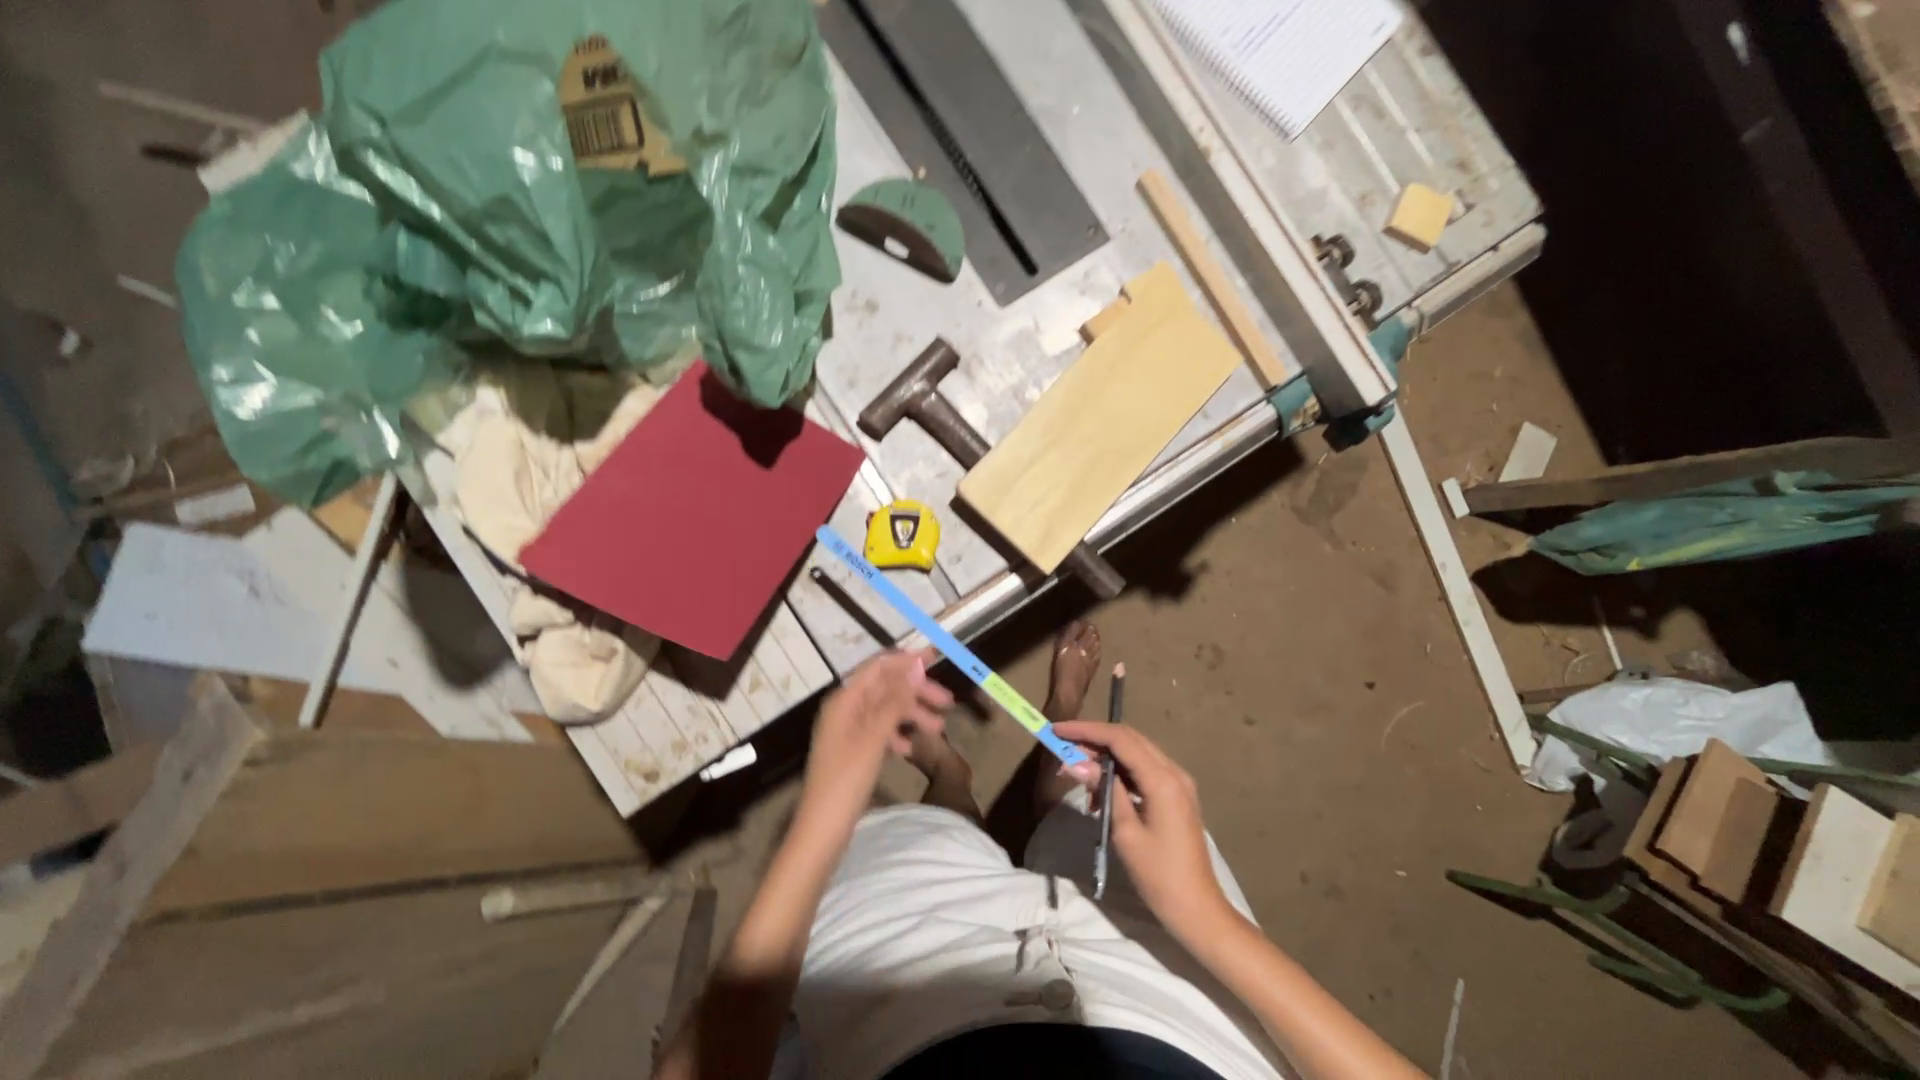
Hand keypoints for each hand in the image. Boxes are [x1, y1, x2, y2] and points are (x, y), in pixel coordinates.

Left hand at [801, 649, 953, 824]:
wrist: (822, 827)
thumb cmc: (847, 779)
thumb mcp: (874, 737)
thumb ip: (895, 700)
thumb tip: (915, 666)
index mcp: (845, 700)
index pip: (879, 667)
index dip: (907, 660)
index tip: (938, 658)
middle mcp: (844, 709)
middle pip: (885, 688)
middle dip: (916, 691)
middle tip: (948, 703)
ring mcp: (847, 731)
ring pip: (885, 711)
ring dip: (911, 715)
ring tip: (939, 730)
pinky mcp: (853, 751)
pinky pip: (879, 731)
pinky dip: (897, 735)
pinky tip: (910, 750)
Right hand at [1051, 721, 1235, 941]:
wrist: (1196, 907)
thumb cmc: (1158, 874)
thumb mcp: (1125, 832)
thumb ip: (1104, 791)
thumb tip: (1077, 763)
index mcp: (1163, 780)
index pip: (1121, 739)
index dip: (1087, 731)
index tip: (1057, 730)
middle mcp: (1174, 772)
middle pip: (1130, 740)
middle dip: (1094, 739)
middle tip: (1062, 748)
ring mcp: (1179, 783)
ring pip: (1137, 753)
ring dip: (1106, 756)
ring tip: (1077, 771)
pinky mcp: (1176, 796)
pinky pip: (1144, 770)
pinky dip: (1120, 772)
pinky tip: (1101, 791)